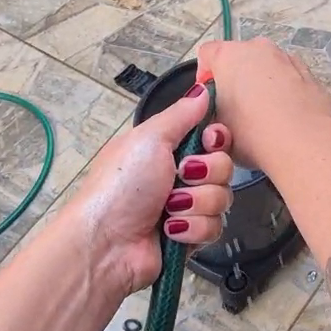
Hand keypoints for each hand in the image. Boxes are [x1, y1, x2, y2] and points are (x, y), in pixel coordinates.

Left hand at [61, 83, 233, 299]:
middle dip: (206, 173)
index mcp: (168, 149)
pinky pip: (214, 228)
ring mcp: (187, 209)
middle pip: (224, 167)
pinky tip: (170, 231)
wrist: (106, 242)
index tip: (210, 140)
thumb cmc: (122, 184)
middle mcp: (180, 176)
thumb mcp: (149, 138)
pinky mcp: (191, 238)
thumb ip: (181, 115)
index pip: (214, 138)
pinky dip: (193, 229)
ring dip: (196, 203)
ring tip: (168, 209)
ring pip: (222, 199)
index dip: (218, 139)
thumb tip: (203, 89)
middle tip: (181, 176)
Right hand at [194, 39, 330, 172]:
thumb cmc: (253, 134)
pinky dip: (283, 93)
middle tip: (234, 112)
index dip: (204, 78)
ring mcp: (287, 58)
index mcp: (229, 56)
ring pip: (266, 68)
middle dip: (233, 81)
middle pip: (238, 59)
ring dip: (260, 85)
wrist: (305, 143)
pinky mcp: (310, 75)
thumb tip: (215, 117)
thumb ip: (211, 115)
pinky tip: (284, 119)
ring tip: (262, 118)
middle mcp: (259, 48)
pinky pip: (288, 80)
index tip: (208, 101)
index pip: (206, 54)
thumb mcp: (216, 130)